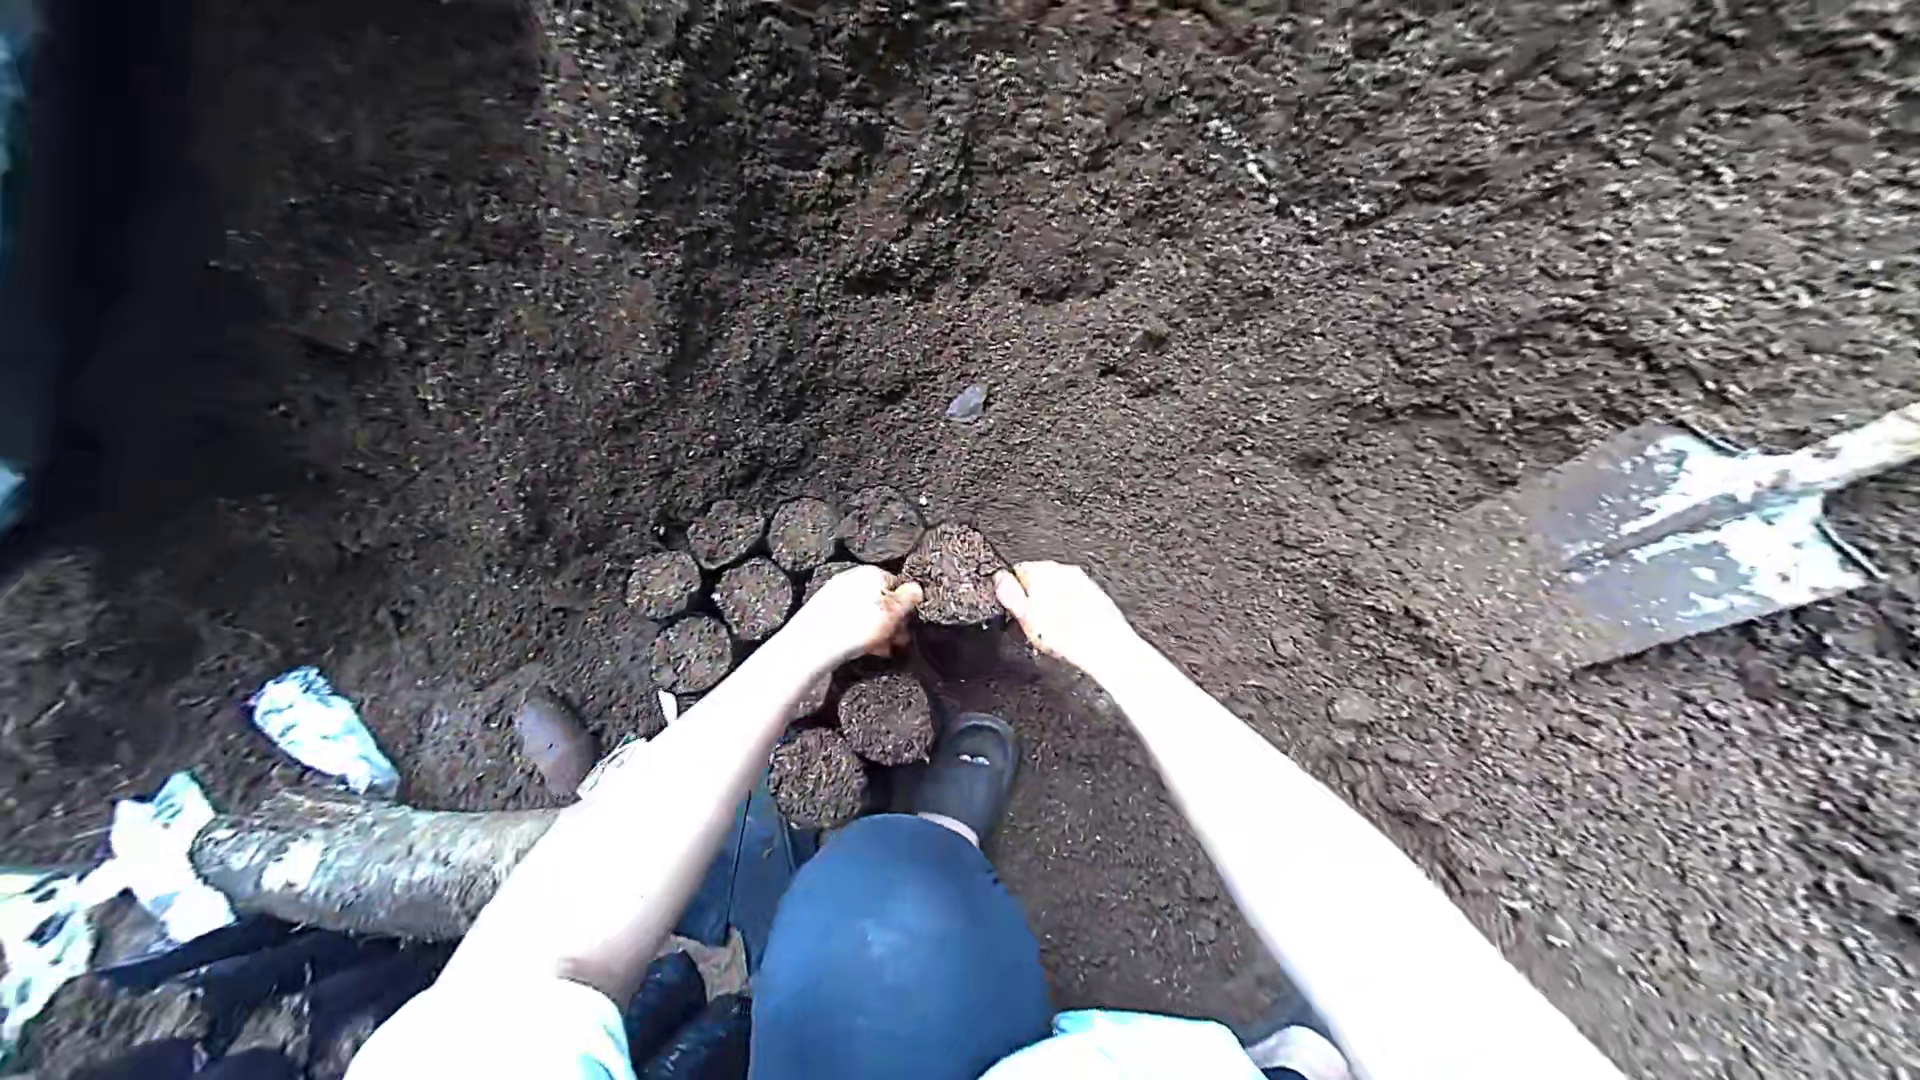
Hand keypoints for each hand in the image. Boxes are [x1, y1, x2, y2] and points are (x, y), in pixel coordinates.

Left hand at [785, 564, 922, 664]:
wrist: (814, 642)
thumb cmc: (858, 625)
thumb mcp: (894, 612)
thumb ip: (909, 598)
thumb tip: (917, 588)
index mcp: (872, 572)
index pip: (897, 587)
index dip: (905, 609)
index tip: (906, 627)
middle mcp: (853, 577)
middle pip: (880, 600)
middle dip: (891, 622)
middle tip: (896, 642)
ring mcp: (836, 593)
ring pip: (865, 611)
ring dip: (877, 630)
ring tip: (881, 649)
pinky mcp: (823, 609)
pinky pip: (848, 618)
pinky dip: (858, 632)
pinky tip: (861, 648)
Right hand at [994, 561, 1140, 674]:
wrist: (1107, 648)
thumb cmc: (1068, 636)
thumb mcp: (1025, 618)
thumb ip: (1008, 593)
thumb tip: (998, 578)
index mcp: (1041, 570)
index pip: (1015, 572)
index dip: (1012, 596)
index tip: (1015, 613)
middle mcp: (1063, 570)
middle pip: (1037, 581)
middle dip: (1032, 601)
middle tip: (1032, 626)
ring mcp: (1081, 581)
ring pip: (1056, 591)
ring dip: (1051, 606)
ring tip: (1053, 632)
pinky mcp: (1095, 594)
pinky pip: (1073, 600)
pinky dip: (1069, 612)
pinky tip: (1069, 630)